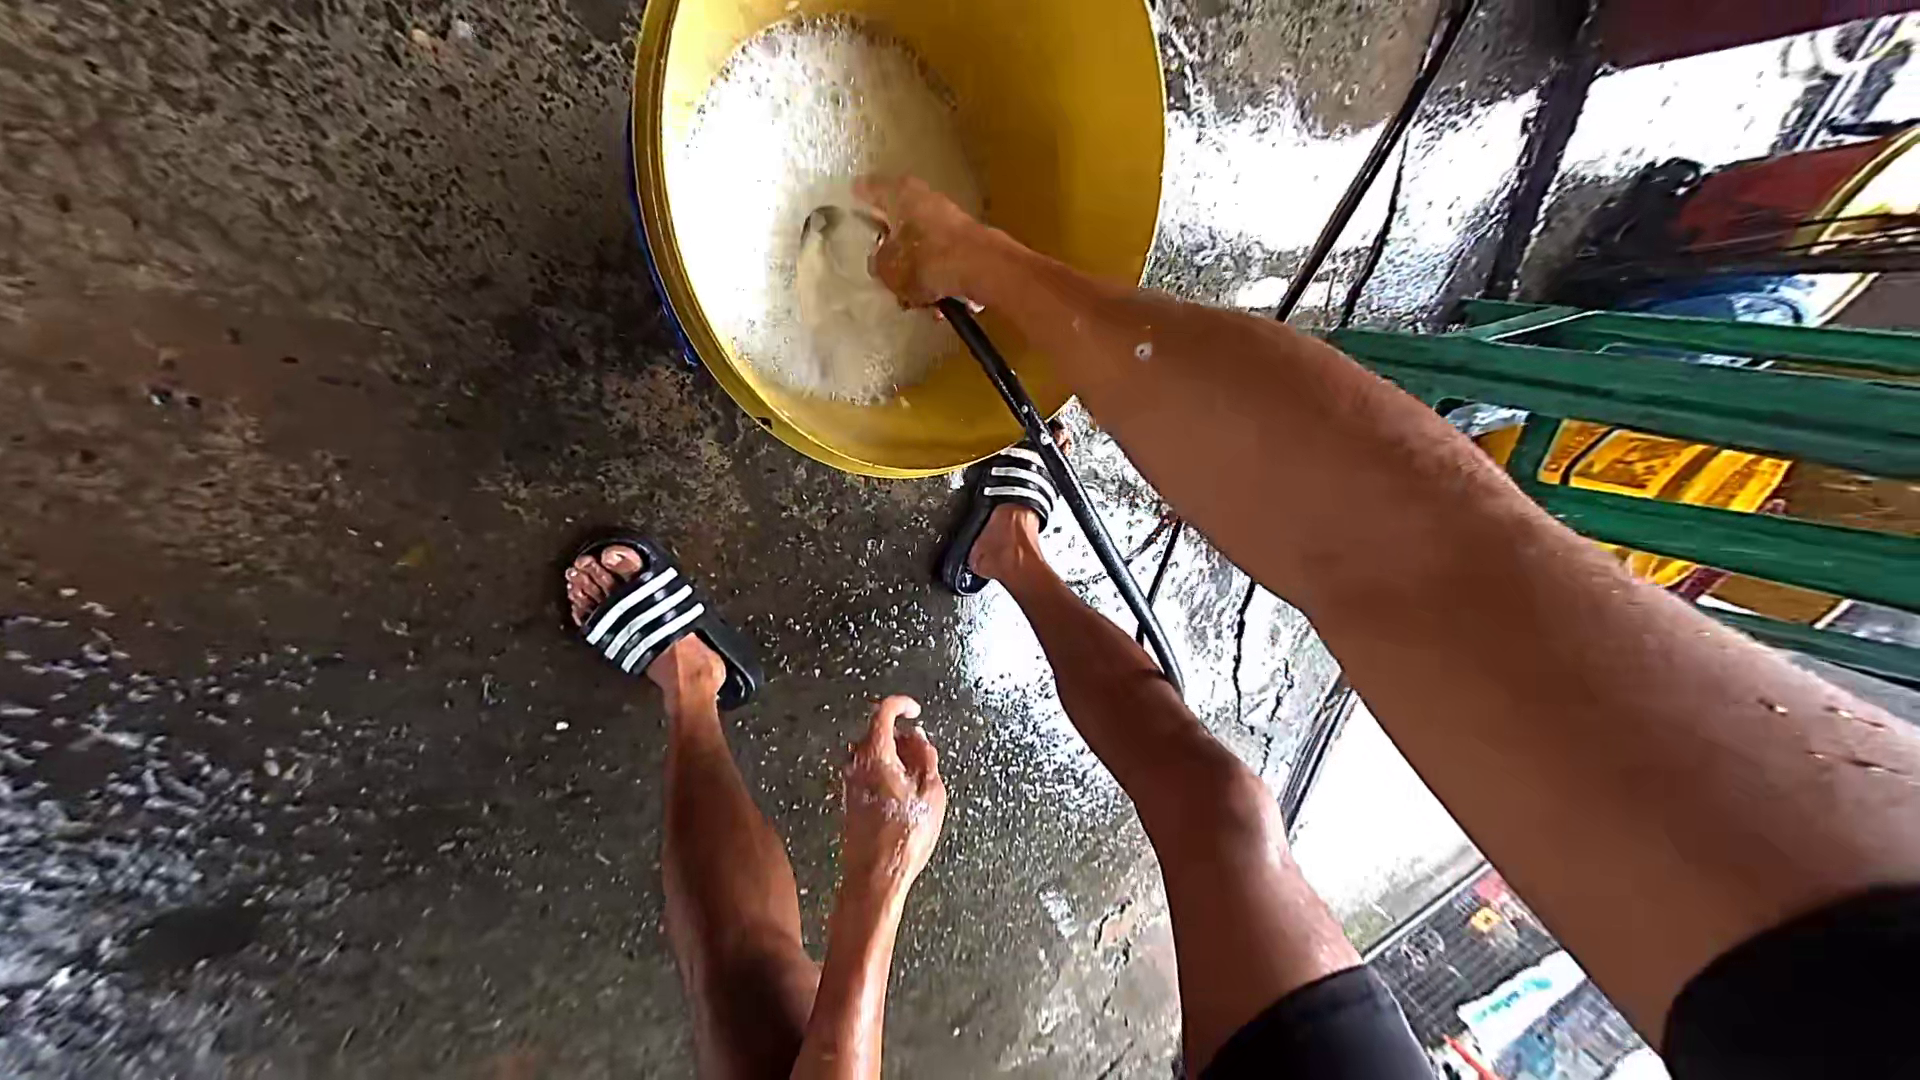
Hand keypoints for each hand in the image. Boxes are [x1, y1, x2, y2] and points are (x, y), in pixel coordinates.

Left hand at [839, 695, 947, 899]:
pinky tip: (904, 793)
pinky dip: (886, 770)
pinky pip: (869, 770)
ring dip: (895, 755)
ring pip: (874, 752)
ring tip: (917, 777)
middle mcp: (856, 763)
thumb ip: (926, 757)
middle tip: (923, 751)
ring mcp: (850, 781)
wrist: (875, 877)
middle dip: (902, 735)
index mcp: (876, 755)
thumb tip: (919, 737)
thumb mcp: (931, 793)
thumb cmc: (905, 836)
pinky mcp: (849, 798)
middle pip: (878, 732)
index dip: (902, 705)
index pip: (883, 712)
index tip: (916, 711)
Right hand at [854, 174, 994, 307]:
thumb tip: (880, 263)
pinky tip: (938, 302)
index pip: (873, 188)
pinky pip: (946, 263)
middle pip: (903, 220)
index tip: (855, 193)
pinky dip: (940, 280)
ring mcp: (952, 219)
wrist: (980, 269)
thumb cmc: (926, 260)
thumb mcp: (888, 269)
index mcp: (901, 194)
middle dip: (895, 246)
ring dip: (919, 270)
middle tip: (885, 267)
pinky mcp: (971, 243)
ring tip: (915, 297)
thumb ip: (879, 264)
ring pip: (926, 245)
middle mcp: (927, 199)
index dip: (862, 194)